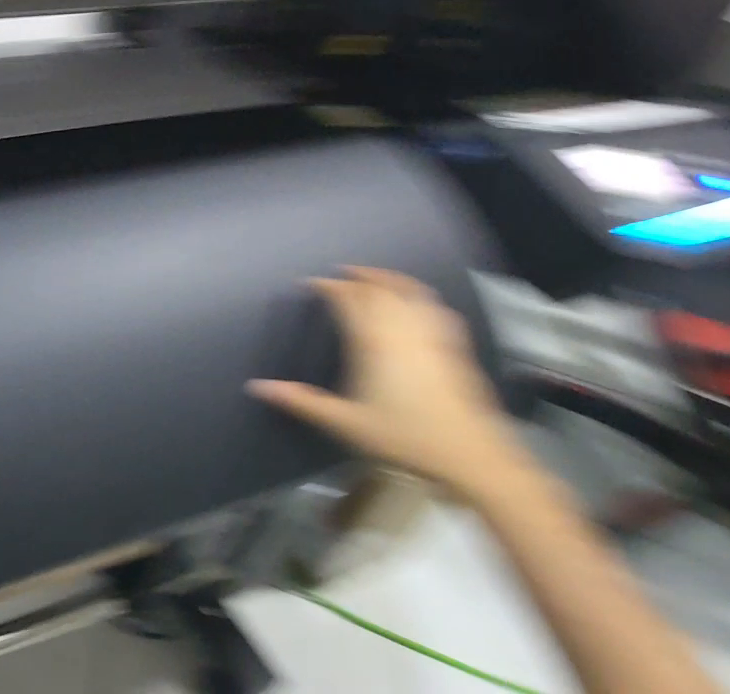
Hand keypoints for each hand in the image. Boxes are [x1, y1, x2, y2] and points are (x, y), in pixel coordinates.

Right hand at [248, 267, 525, 496]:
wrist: (472, 455)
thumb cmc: (405, 436)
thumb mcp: (345, 423)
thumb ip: (302, 402)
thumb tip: (258, 388)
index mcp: (374, 342)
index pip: (349, 299)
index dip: (329, 287)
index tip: (312, 284)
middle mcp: (403, 331)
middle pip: (380, 289)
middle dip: (359, 277)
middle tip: (341, 274)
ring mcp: (433, 337)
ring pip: (411, 293)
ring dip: (391, 279)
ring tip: (377, 276)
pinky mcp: (455, 348)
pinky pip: (436, 310)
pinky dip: (422, 298)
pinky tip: (420, 304)